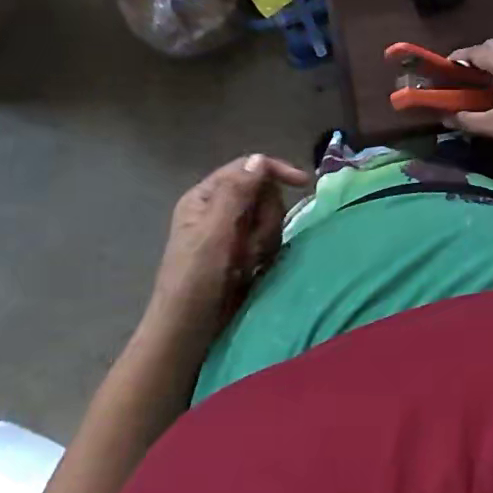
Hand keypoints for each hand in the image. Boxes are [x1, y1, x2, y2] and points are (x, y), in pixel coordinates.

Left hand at [148, 154, 310, 336]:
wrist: (189, 332)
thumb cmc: (195, 281)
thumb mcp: (214, 233)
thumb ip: (236, 194)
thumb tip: (259, 159)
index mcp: (205, 197)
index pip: (247, 168)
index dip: (275, 171)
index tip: (303, 183)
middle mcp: (218, 209)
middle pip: (263, 193)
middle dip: (265, 218)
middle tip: (251, 246)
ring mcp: (231, 232)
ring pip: (269, 218)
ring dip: (264, 239)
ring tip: (248, 263)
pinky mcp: (242, 253)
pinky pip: (268, 240)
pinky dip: (265, 253)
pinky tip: (253, 270)